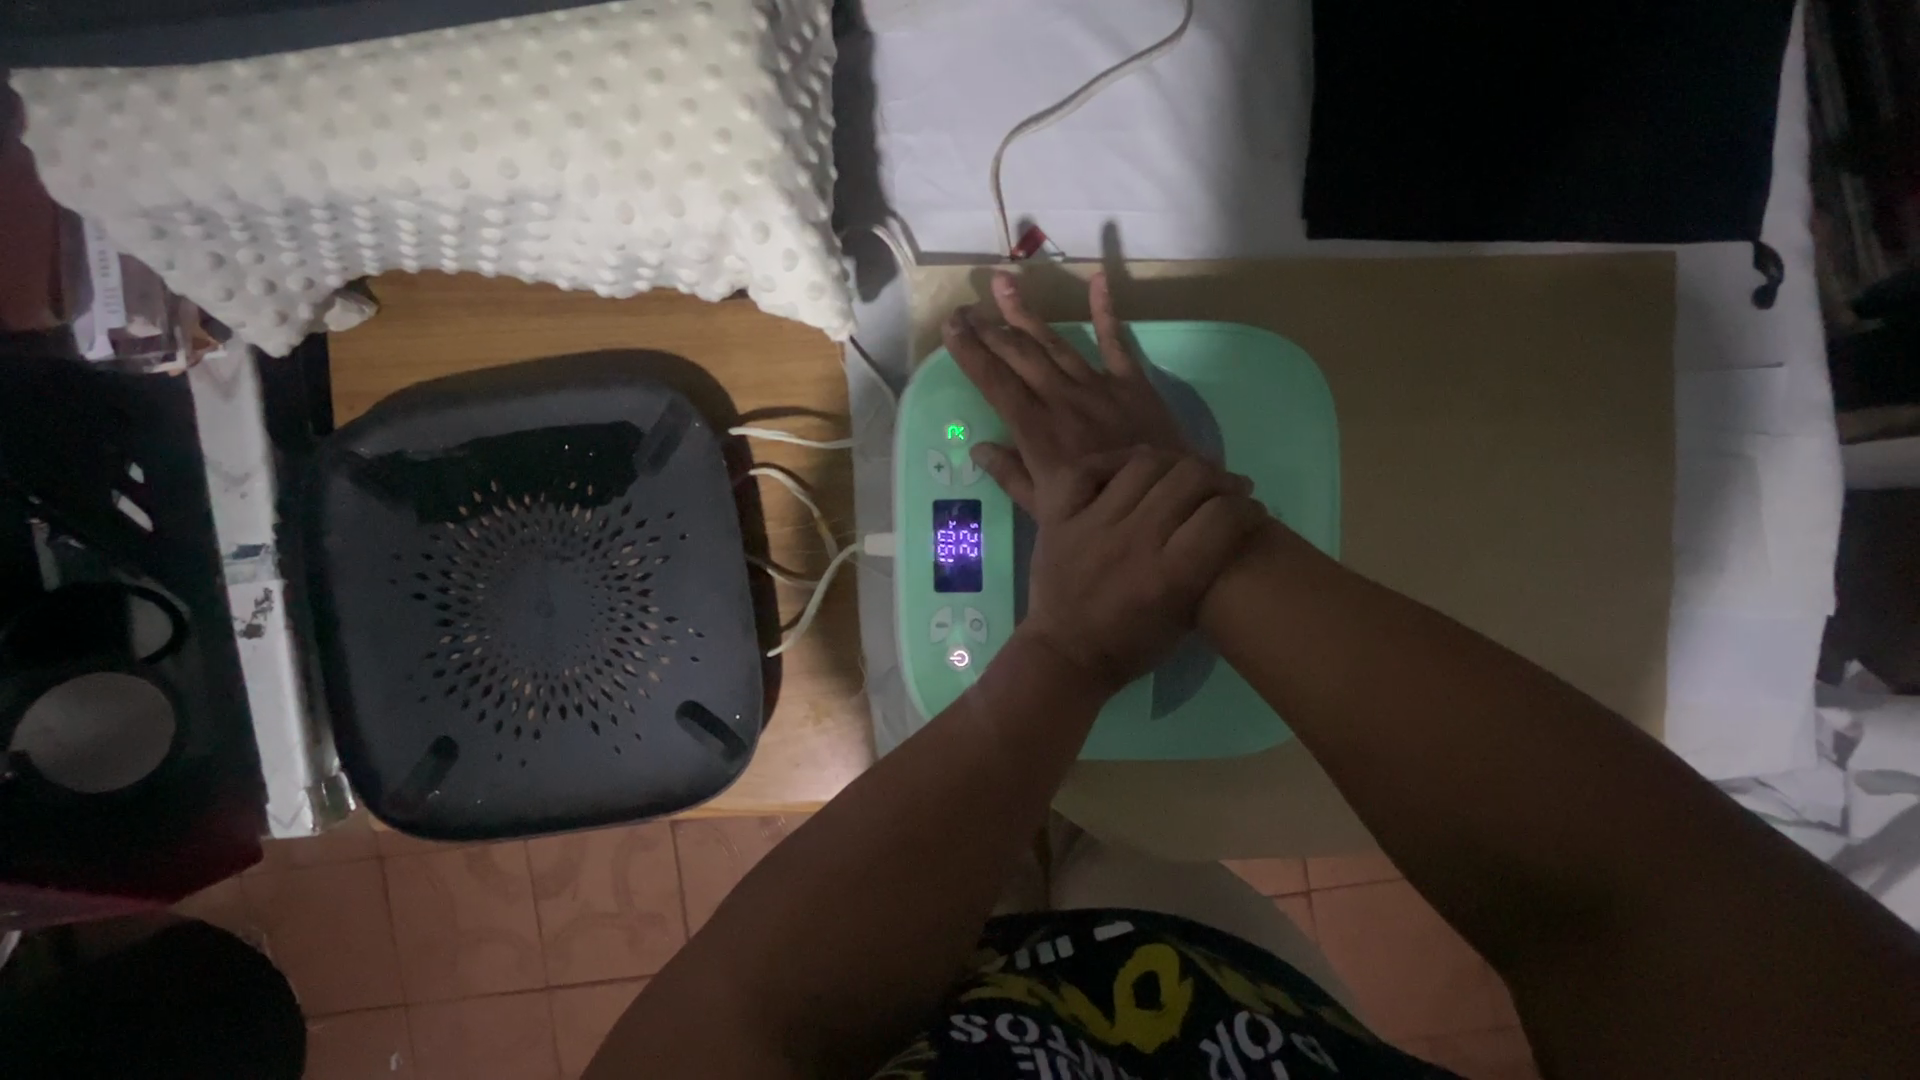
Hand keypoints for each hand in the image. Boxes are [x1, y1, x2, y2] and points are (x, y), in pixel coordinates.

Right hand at [942, 271, 1187, 509]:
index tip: (950, 329)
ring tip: (1003, 283)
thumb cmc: (1101, 515)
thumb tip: (978, 449)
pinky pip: (1116, 341)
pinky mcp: (1132, 382)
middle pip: (1019, 355)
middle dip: (989, 330)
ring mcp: (1098, 386)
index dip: (971, 354)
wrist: (1164, 503)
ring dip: (1026, 313)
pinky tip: (1097, 280)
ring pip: (1055, 342)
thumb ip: (1011, 476)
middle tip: (965, 308)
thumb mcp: (1046, 510)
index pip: (995, 384)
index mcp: (1037, 431)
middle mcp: (1062, 399)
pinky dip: (1106, 310)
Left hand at [1017, 446, 1268, 694]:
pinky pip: (1088, 468)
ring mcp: (1091, 525)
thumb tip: (1237, 520)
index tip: (1252, 512)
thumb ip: (1210, 569)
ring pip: (1144, 464)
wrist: (1064, 655)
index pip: (1224, 516)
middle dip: (1220, 479)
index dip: (1249, 508)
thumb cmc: (1132, 646)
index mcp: (1169, 578)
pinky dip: (1114, 461)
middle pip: (1189, 479)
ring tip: (1183, 474)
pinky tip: (1133, 467)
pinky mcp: (1058, 517)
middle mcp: (1132, 543)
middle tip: (1224, 489)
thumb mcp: (1186, 620)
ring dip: (1175, 463)